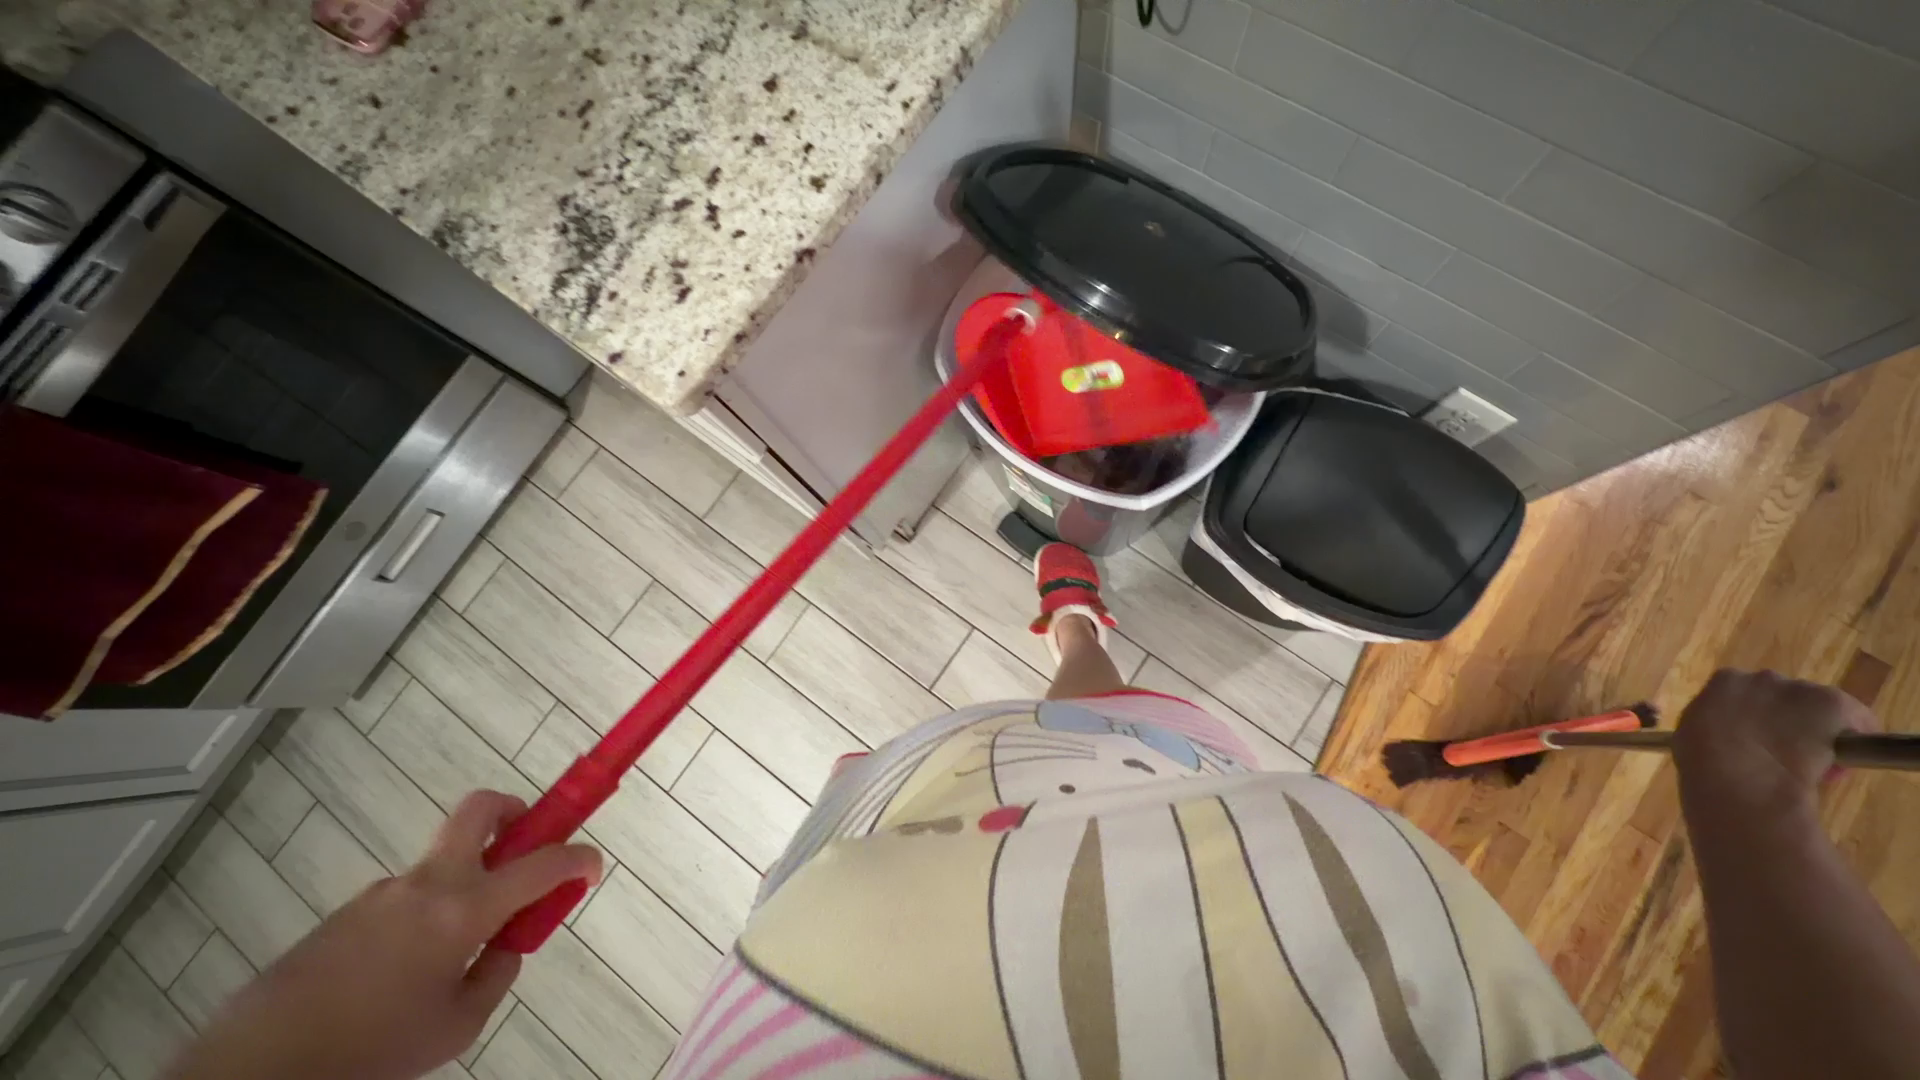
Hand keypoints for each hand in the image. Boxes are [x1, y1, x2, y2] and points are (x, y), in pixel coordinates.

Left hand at [166, 791, 602, 1079]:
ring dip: (469, 880)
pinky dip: (429, 912)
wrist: (258, 1066)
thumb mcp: (457, 1025)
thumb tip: (505, 946)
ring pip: (444, 861)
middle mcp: (428, 883)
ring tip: (456, 951)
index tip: (593, 865)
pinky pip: (409, 896)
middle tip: (529, 842)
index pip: (542, 863)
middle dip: (517, 810)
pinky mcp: (350, 911)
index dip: (579, 857)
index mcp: (463, 909)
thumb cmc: (372, 1047)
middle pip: (480, 810)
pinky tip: (407, 969)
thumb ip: (496, 975)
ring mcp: (385, 891)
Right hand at [1673, 669, 1877, 818]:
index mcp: (1722, 683)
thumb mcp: (1692, 737)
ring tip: (1812, 758)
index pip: (1743, 692)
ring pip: (1815, 705)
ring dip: (1814, 725)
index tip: (1754, 738)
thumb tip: (1728, 733)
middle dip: (1784, 718)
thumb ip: (1712, 724)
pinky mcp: (1830, 702)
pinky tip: (1845, 758)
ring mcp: (1797, 688)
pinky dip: (1854, 733)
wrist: (1742, 778)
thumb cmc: (1705, 762)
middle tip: (1782, 749)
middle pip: (1781, 695)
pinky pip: (1853, 716)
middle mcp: (1759, 678)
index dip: (1752, 715)